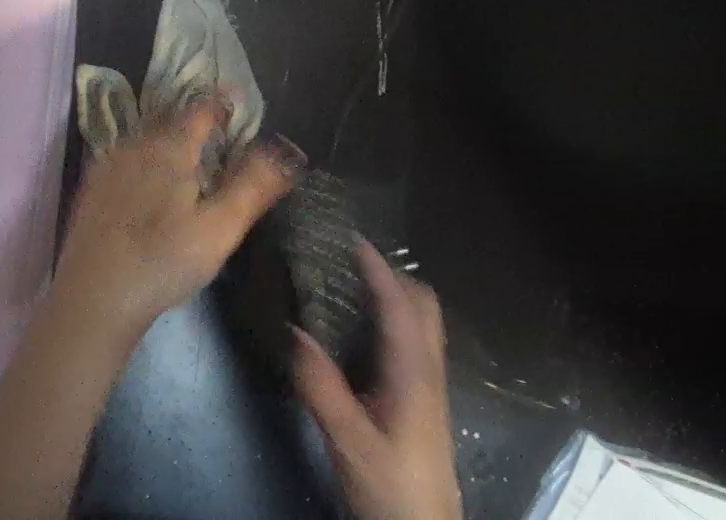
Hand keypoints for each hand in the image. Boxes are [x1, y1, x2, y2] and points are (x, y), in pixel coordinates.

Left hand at [52, 100, 301, 339]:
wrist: (94, 297)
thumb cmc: (164, 260)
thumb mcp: (220, 228)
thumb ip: (254, 185)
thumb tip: (288, 150)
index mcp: (170, 148)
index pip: (200, 110)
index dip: (221, 105)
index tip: (236, 107)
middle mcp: (136, 145)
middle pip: (170, 121)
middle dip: (194, 121)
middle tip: (216, 133)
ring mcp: (108, 166)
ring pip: (145, 139)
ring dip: (167, 140)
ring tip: (186, 158)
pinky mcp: (91, 190)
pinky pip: (124, 159)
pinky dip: (143, 161)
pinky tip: (147, 186)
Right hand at [294, 241, 463, 519]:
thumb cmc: (389, 485)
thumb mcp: (347, 438)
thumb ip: (320, 386)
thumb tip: (295, 330)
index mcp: (413, 374)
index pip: (399, 306)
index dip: (379, 269)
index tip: (354, 239)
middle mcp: (428, 371)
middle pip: (424, 306)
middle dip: (394, 276)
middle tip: (352, 264)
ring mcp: (430, 387)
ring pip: (422, 324)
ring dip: (395, 298)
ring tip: (352, 287)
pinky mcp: (424, 402)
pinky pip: (414, 343)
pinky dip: (393, 322)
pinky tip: (361, 335)